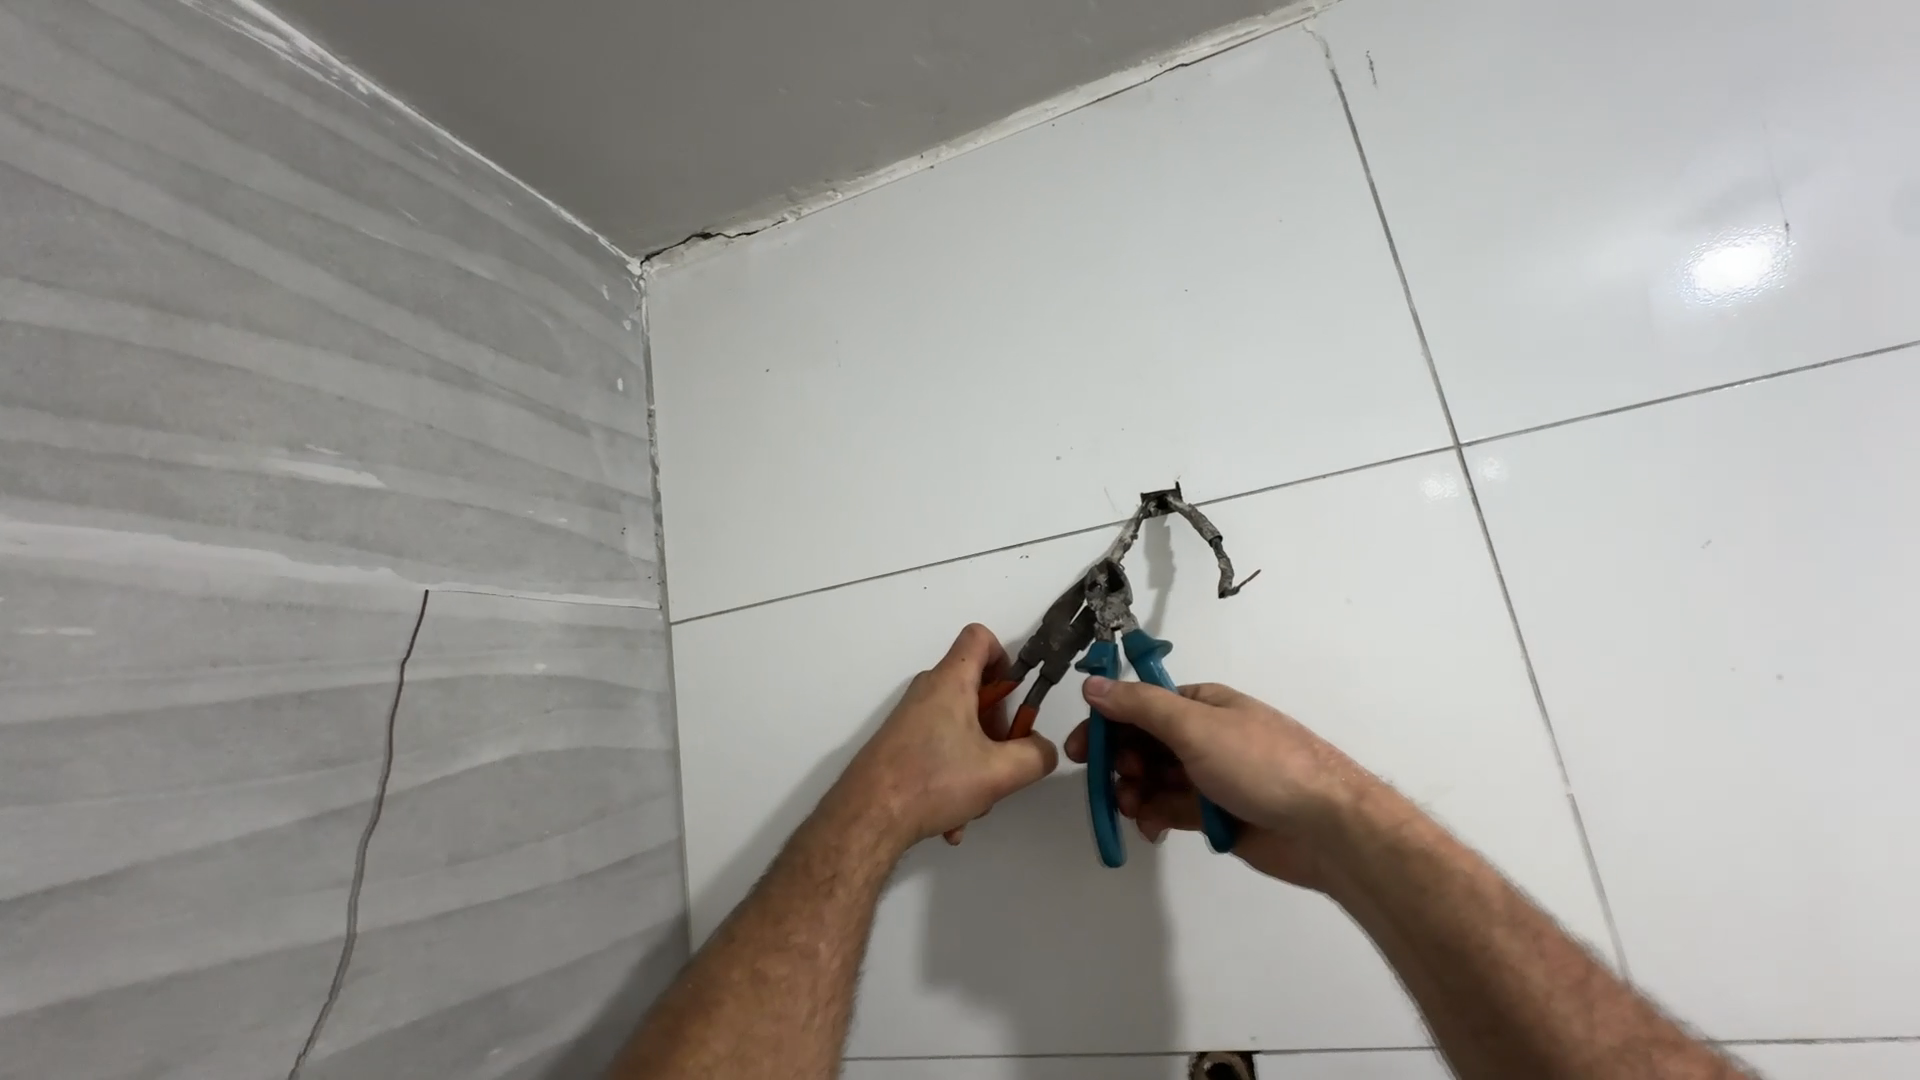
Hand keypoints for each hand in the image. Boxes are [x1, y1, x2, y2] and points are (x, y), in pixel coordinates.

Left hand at [832, 624, 1059, 850]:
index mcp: (951, 682)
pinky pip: (938, 749)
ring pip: (960, 727)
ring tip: (975, 804)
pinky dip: (953, 778)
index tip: (1014, 697)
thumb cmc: (933, 781)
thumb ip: (1036, 755)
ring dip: (977, 763)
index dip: (1004, 658)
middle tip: (1000, 761)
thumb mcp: (1000, 773)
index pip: (980, 638)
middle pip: (975, 690)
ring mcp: (910, 718)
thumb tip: (1042, 749)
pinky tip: (952, 820)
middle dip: (996, 727)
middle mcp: (928, 691)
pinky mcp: (899, 744)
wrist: (867, 816)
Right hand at [1064, 677, 1380, 888]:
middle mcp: (1202, 736)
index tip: (1079, 750)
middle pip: (1142, 744)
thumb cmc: (1260, 765)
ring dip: (1134, 792)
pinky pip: (1171, 809)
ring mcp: (1210, 776)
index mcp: (1200, 705)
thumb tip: (1093, 684)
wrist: (1328, 829)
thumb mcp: (1195, 726)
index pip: (1139, 705)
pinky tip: (1151, 828)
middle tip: (1112, 784)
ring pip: (1153, 780)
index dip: (1105, 724)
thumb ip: (1140, 706)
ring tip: (1133, 809)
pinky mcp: (1216, 814)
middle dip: (1120, 763)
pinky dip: (1155, 816)